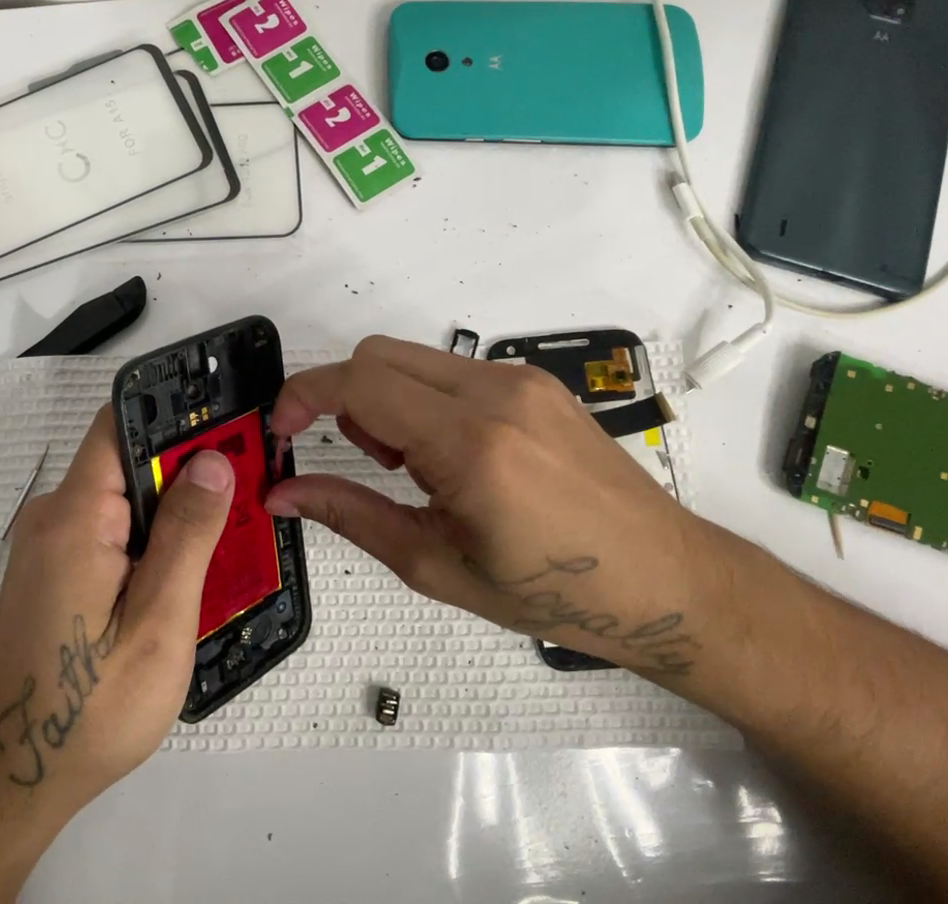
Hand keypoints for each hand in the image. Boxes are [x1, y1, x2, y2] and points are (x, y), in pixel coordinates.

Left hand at [0, 406, 232, 901]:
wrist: (13, 778)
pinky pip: (105, 536)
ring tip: (230, 539)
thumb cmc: (91, 709)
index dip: (176, 415)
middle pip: (125, 465)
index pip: (120, 426)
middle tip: (251, 492)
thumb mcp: (158, 624)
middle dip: (187, 471)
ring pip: (119, 505)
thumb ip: (185, 536)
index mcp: (73, 518)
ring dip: (171, 514)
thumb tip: (211, 460)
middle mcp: (51, 520)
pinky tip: (183, 575)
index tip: (231, 421)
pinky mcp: (49, 576)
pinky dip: (146, 544)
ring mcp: (46, 549)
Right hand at [266, 336, 746, 677]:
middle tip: (365, 462)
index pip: (359, 382)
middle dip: (342, 398)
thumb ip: (349, 516)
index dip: (302, 396)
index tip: (280, 432)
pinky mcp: (538, 382)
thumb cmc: (550, 592)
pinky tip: (450, 453)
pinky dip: (422, 397)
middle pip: (377, 354)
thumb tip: (280, 494)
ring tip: (413, 465)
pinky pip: (451, 368)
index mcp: (470, 444)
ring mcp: (522, 380)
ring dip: (383, 397)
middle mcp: (496, 393)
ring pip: (413, 358)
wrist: (667, 581)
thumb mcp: (434, 565)